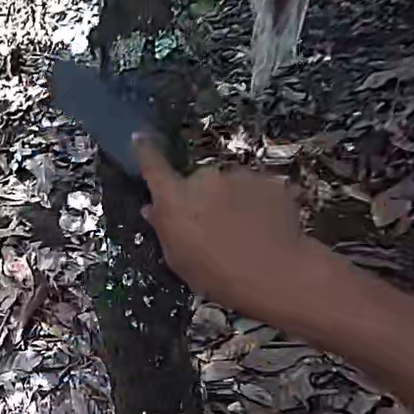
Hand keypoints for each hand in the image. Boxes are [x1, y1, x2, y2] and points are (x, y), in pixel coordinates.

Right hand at [132, 134, 338, 325]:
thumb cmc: (216, 273)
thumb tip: (152, 210)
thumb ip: (163, 227)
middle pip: (197, 180)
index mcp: (174, 198)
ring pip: (230, 184)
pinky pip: (257, 189)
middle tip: (210, 226)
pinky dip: (258, 203)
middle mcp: (203, 179)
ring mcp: (238, 178)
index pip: (153, 166)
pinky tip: (262, 227)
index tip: (140, 138)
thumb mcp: (177, 258)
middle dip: (202, 197)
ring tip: (241, 232)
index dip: (145, 151)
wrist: (272, 274)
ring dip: (232, 201)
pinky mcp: (269, 182)